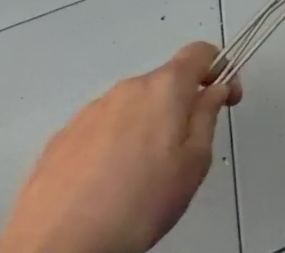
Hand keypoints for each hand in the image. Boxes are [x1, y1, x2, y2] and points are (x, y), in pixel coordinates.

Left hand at [0, 42, 240, 252]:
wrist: (59, 247)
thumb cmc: (140, 203)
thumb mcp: (195, 162)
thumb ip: (208, 115)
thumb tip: (213, 91)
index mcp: (164, 87)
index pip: (200, 52)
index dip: (220, 69)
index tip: (225, 98)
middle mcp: (125, 90)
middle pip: (163, 83)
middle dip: (178, 106)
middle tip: (183, 149)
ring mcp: (87, 114)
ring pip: (130, 108)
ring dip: (143, 127)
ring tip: (141, 174)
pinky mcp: (59, 140)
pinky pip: (99, 130)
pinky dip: (111, 145)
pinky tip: (108, 184)